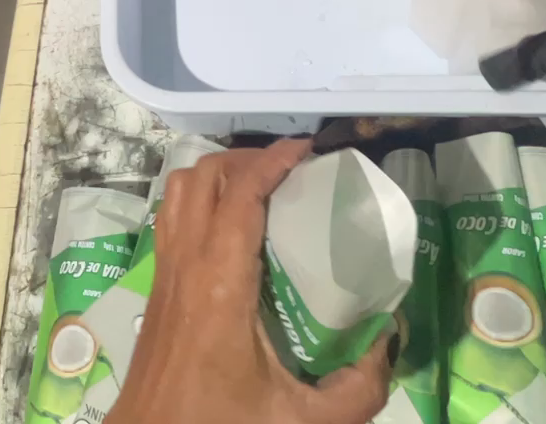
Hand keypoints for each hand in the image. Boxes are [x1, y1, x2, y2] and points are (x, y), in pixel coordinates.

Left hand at [106, 139, 390, 423]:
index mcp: (221, 278)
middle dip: (246, 159)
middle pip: (205, 174)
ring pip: (180, 186)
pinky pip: (171, 212)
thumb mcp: (303, 421)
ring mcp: (165, 263)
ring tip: (258, 185)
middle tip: (289, 170)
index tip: (306, 149)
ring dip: (217, 173)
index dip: (273, 160)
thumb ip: (357, 389)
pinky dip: (197, 196)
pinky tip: (227, 221)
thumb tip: (388, 345)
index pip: (242, 192)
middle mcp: (187, 256)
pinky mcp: (157, 277)